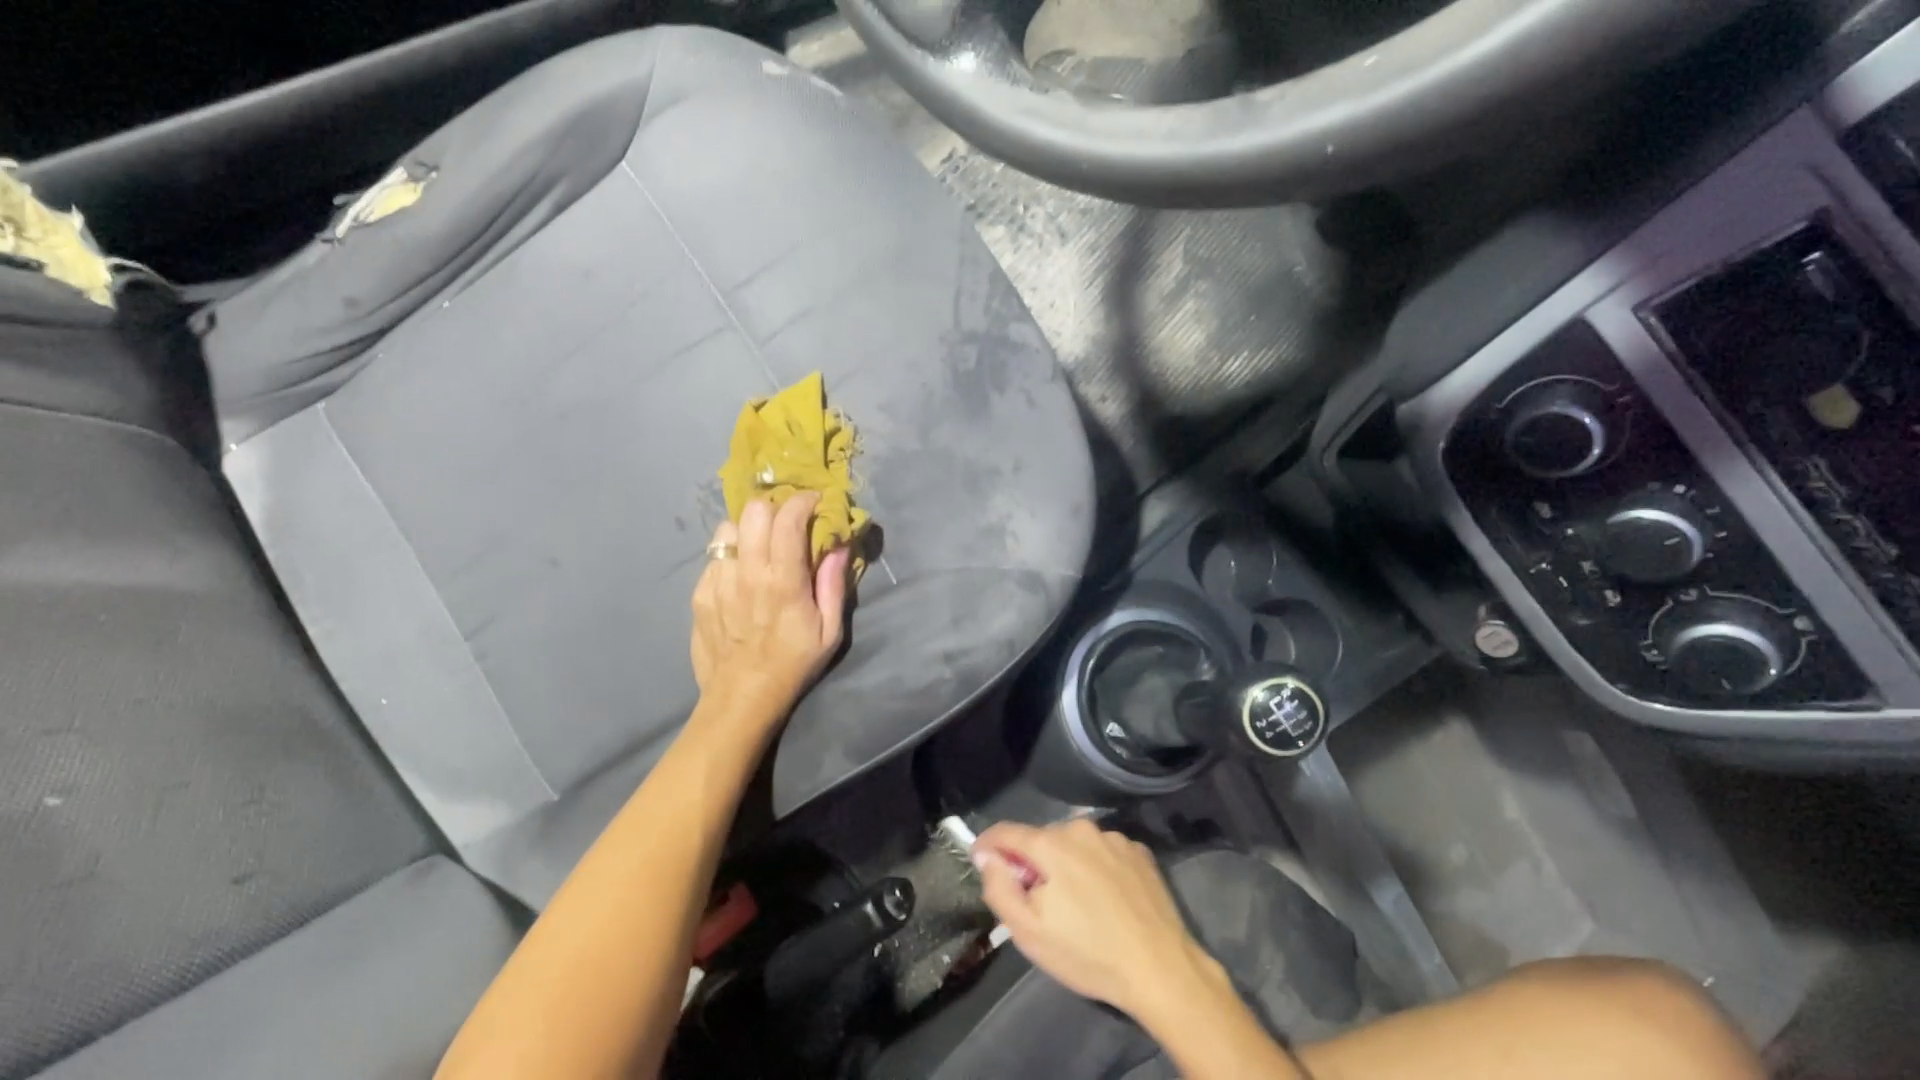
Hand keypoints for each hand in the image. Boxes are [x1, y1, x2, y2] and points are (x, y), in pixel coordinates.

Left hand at [690, 493, 851, 729]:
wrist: (742, 697)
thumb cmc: (794, 664)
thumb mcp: (830, 631)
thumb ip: (834, 584)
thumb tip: (838, 545)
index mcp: (783, 581)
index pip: (787, 519)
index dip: (802, 501)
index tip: (814, 503)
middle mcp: (747, 573)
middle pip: (753, 511)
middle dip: (774, 508)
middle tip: (787, 523)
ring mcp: (718, 581)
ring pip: (728, 528)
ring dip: (748, 530)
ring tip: (760, 547)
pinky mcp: (700, 592)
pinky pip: (714, 557)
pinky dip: (731, 556)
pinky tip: (741, 577)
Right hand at [973, 820, 1218, 1017]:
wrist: (1160, 969)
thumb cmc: (1087, 953)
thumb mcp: (1027, 930)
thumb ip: (999, 886)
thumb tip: (987, 856)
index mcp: (1051, 844)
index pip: (1005, 831)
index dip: (988, 846)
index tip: (982, 863)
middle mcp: (1082, 829)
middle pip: (1041, 839)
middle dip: (1032, 864)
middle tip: (1037, 903)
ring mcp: (1115, 839)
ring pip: (1073, 846)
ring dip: (1065, 866)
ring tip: (1076, 906)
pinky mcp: (1140, 853)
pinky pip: (1102, 853)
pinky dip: (1095, 869)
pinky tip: (1105, 901)